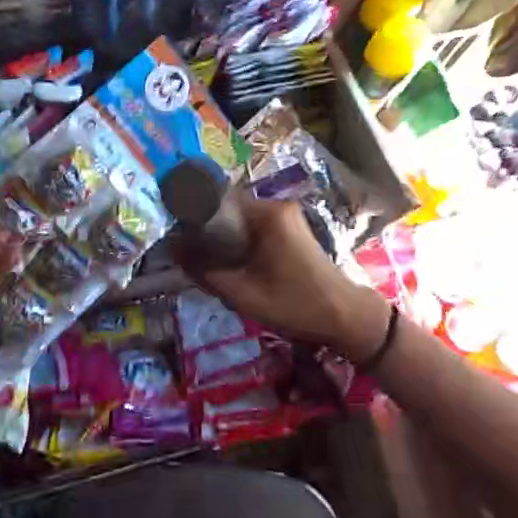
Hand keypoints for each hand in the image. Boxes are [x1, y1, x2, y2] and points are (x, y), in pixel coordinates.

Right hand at [184, 195, 388, 353]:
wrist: (345, 317)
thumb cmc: (294, 303)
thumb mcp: (241, 293)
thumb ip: (203, 270)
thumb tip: (172, 249)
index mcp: (267, 214)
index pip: (217, 199)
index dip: (194, 214)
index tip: (176, 232)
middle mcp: (278, 207)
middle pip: (228, 209)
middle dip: (208, 230)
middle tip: (189, 253)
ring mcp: (287, 217)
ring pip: (240, 220)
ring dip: (223, 238)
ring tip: (205, 260)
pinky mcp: (291, 230)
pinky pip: (254, 228)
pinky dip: (239, 242)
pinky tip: (229, 263)